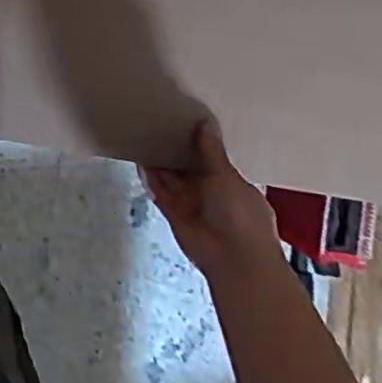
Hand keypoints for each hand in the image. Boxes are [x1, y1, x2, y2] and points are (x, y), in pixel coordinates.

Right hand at [145, 118, 283, 283]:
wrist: (234, 259)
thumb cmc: (240, 214)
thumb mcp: (227, 176)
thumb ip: (211, 151)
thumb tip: (206, 123)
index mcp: (234, 186)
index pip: (214, 162)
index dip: (201, 145)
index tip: (186, 124)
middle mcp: (213, 194)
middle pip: (190, 169)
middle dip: (177, 151)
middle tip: (160, 125)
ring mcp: (193, 205)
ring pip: (173, 180)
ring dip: (161, 163)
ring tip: (146, 136)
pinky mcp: (174, 213)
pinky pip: (160, 192)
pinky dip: (151, 178)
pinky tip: (141, 160)